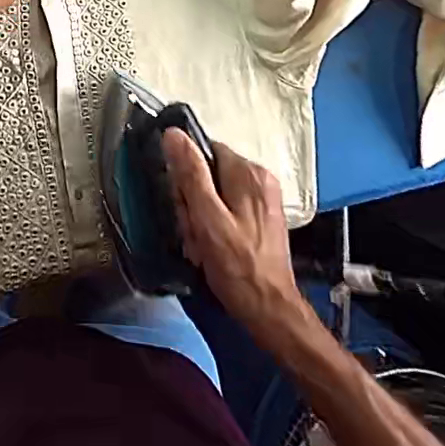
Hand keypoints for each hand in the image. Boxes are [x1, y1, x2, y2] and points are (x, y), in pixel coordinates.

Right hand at [162, 131, 313, 342]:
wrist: (270, 311)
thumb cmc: (237, 267)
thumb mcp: (207, 219)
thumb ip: (190, 174)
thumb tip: (174, 133)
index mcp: (248, 172)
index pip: (203, 151)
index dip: (186, 175)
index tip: (183, 204)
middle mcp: (259, 177)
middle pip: (208, 172)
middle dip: (192, 200)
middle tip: (193, 231)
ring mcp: (263, 198)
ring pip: (215, 191)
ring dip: (200, 215)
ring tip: (200, 244)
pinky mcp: (262, 217)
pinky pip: (227, 207)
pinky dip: (214, 224)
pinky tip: (211, 248)